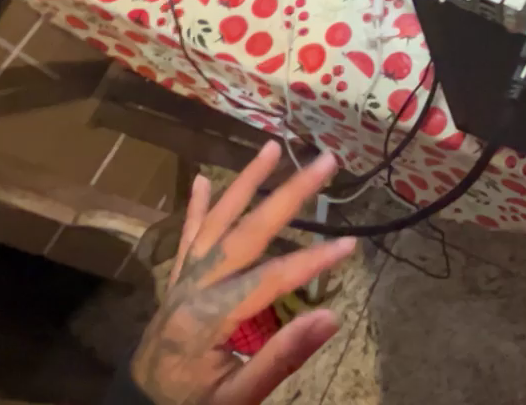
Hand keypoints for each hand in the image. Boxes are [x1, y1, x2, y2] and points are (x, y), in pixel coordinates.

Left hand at [131, 143, 355, 404]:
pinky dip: (194, 208)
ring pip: (216, 220)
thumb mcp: (237, 398)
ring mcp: (181, 280)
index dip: (313, 261)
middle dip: (290, 194)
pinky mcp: (175, 283)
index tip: (351, 244)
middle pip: (248, 232)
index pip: (271, 279)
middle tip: (326, 162)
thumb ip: (281, 358)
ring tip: (272, 147)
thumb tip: (330, 316)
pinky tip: (200, 179)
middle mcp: (193, 287)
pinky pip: (186, 238)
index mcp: (208, 317)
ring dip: (246, 181)